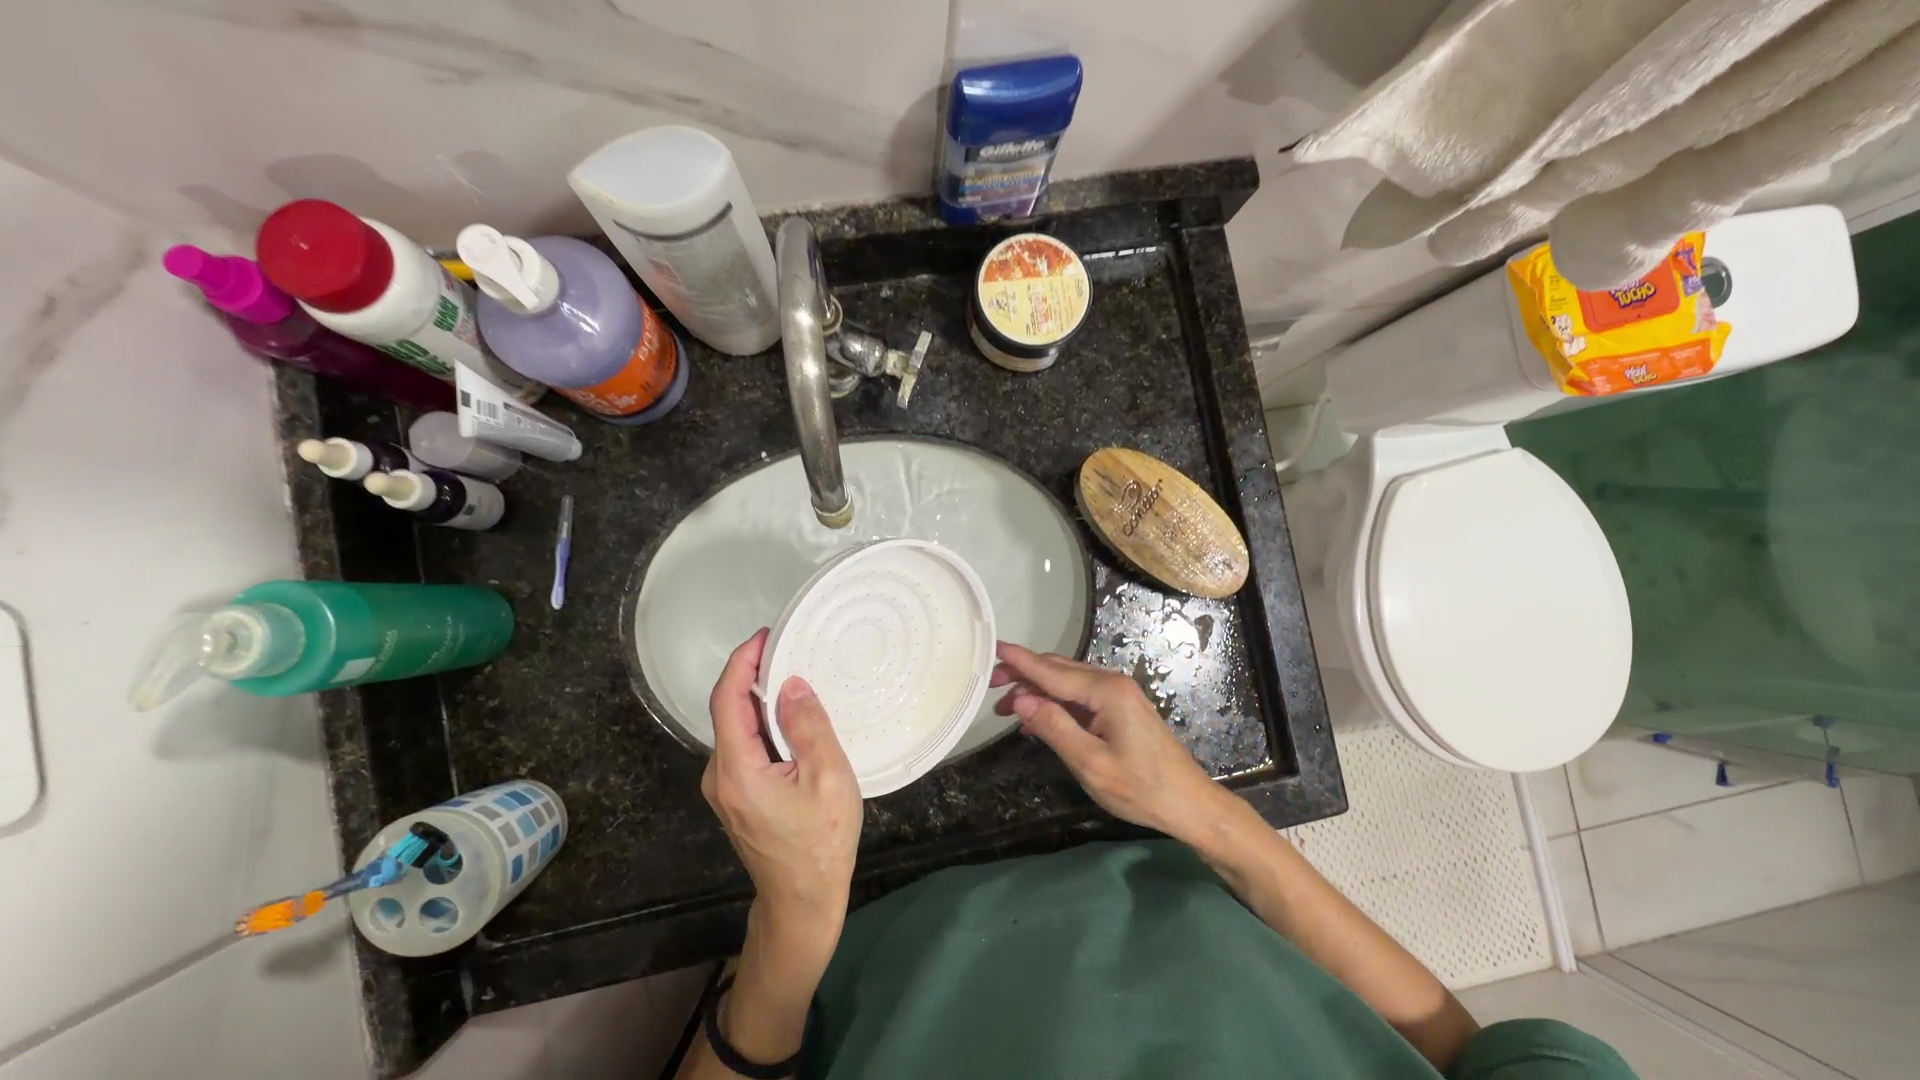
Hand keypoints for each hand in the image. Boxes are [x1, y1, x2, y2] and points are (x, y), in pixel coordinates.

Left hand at [702, 630, 862, 919]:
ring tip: (794, 675)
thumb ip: (808, 727)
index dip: (742, 662)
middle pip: (728, 712)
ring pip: (736, 730)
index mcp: (738, 769)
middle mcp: (720, 776)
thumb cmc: (820, 843)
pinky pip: (743, 748)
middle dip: (753, 675)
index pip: (727, 699)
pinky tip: (789, 718)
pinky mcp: (736, 798)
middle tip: (789, 649)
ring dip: (759, 700)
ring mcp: (724, 790)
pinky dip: (762, 725)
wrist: (802, 901)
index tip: (766, 635)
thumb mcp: (828, 779)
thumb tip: (791, 684)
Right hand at [993, 641, 1233, 841]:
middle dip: (1024, 675)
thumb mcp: (1090, 763)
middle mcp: (1112, 684)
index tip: (993, 648)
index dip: (1020, 661)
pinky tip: (1037, 721)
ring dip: (1037, 691)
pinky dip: (1055, 703)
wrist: (1189, 803)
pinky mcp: (1121, 710)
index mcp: (1106, 692)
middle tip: (991, 687)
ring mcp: (1119, 695)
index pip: (1052, 671)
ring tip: (1007, 708)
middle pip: (1059, 671)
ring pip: (1068, 683)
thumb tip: (1020, 700)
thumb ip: (1054, 728)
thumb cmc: (1140, 788)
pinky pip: (1080, 697)